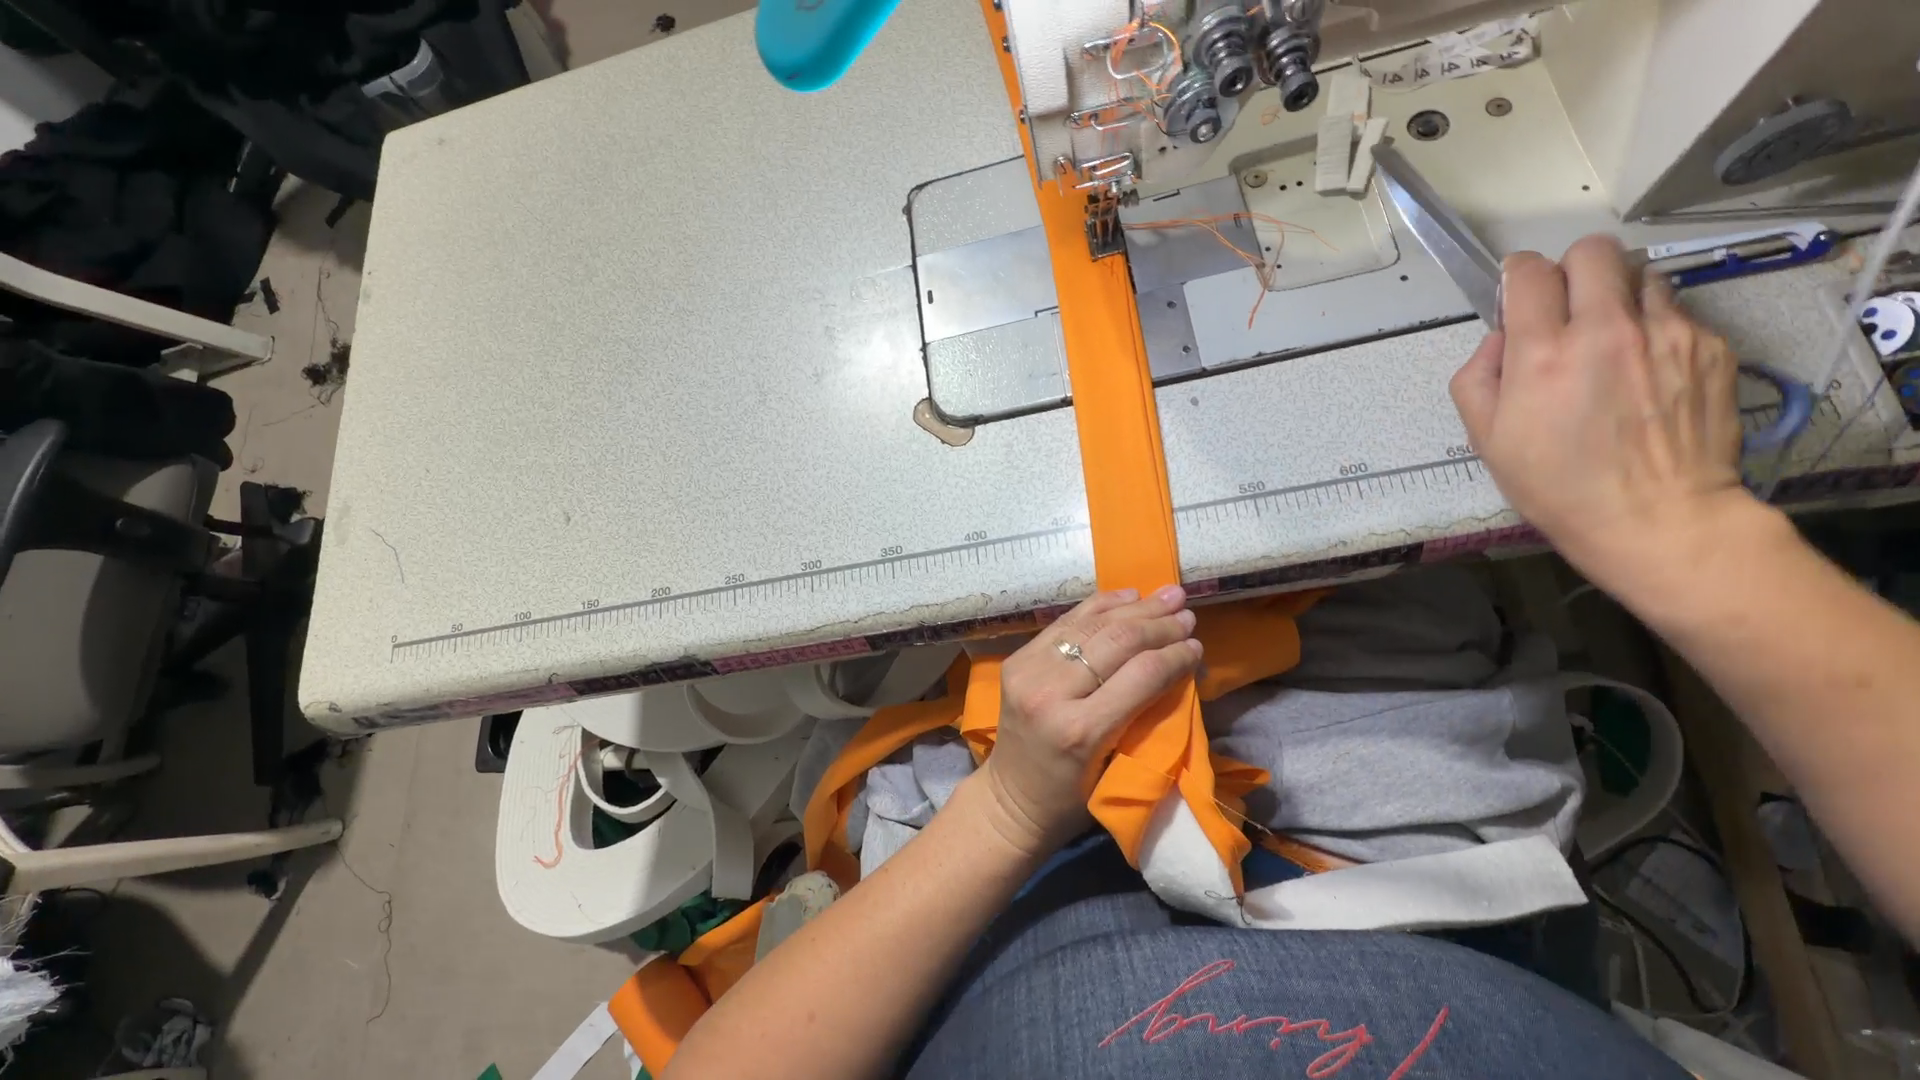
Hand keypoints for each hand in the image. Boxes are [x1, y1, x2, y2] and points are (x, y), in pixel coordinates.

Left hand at [977, 586, 1202, 858]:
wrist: (1010, 801)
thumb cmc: (1073, 800)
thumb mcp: (1119, 768)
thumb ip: (1147, 718)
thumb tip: (1183, 669)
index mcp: (1081, 730)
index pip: (1142, 675)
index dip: (1175, 655)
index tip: (1198, 648)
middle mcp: (1051, 693)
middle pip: (1118, 641)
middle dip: (1159, 626)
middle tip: (1188, 616)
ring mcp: (1028, 671)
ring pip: (1092, 625)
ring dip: (1135, 608)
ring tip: (1169, 596)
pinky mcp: (1017, 660)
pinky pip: (1065, 623)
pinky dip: (1100, 606)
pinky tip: (1128, 596)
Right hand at [1449, 234, 1753, 589]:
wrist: (1658, 519)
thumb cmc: (1558, 486)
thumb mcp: (1486, 440)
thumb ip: (1477, 377)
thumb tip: (1500, 340)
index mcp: (1543, 355)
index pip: (1529, 274)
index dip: (1517, 277)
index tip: (1519, 293)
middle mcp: (1606, 331)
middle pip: (1591, 252)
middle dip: (1571, 270)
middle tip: (1566, 305)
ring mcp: (1667, 334)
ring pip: (1639, 274)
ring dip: (1617, 295)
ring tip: (1612, 337)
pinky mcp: (1710, 346)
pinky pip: (1676, 311)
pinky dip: (1654, 326)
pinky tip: (1646, 369)